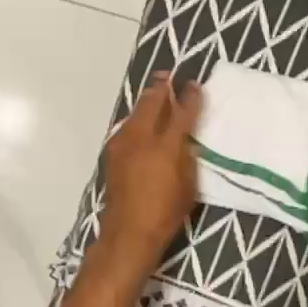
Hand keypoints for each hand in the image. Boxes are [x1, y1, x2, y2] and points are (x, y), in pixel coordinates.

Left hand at [98, 72, 201, 266]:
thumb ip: (187, 157)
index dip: (190, 97)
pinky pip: (125, 126)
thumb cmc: (166, 212)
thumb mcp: (188, 185)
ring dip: (146, 100)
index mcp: (168, 146)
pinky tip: (138, 120)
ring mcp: (124, 144)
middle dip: (161, 87)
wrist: (129, 231)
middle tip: (168, 75)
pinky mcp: (112, 153)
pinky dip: (135, 118)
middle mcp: (144, 138)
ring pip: (136, 112)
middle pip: (153, 103)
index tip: (195, 85)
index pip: (182, 113)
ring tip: (154, 91)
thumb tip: (185, 140)